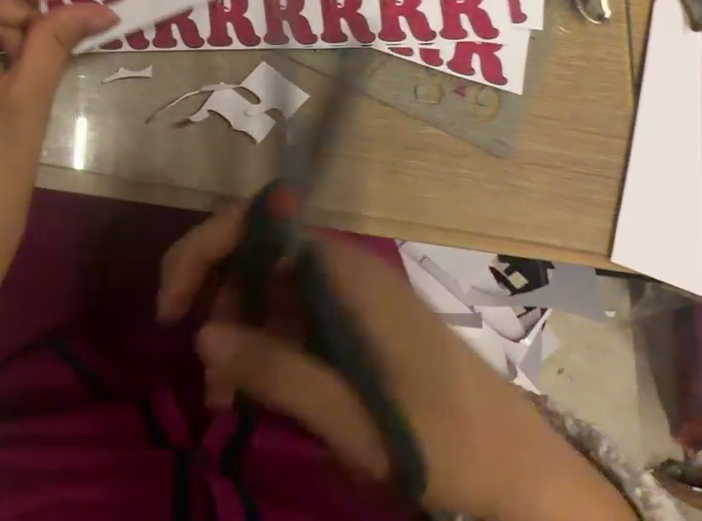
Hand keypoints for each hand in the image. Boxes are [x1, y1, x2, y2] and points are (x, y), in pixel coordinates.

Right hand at [158, 205, 635, 520]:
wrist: (529, 478)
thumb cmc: (447, 441)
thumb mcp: (355, 418)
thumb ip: (275, 372)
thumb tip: (200, 336)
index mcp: (343, 272)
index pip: (249, 224)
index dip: (198, 252)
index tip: (171, 309)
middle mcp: (339, 271)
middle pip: (248, 256)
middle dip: (210, 302)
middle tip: (198, 364)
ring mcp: (346, 298)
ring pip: (262, 290)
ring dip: (231, 332)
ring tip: (221, 395)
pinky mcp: (352, 328)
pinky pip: (287, 320)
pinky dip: (259, 349)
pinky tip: (251, 394)